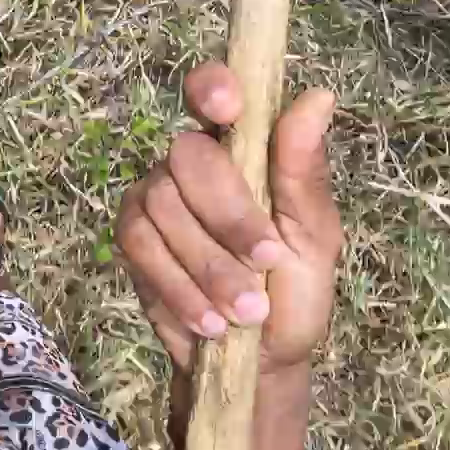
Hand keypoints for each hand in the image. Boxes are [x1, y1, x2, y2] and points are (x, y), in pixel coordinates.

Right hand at [115, 62, 341, 375]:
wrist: (259, 361)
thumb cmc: (295, 289)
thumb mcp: (315, 236)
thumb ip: (304, 172)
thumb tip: (319, 96)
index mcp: (239, 147)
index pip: (211, 92)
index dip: (211, 88)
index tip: (227, 109)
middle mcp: (190, 161)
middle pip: (189, 156)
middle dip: (228, 215)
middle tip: (266, 262)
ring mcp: (153, 195)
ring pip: (164, 206)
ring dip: (209, 265)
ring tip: (246, 312)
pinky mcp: (130, 235)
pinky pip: (140, 245)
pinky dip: (179, 287)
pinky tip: (209, 320)